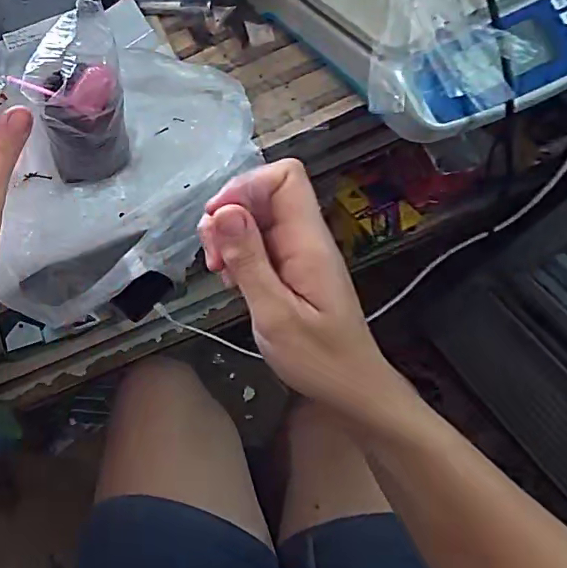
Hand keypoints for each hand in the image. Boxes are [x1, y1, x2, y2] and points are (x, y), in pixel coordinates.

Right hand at [199, 160, 414, 417]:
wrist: (351, 391)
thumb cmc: (319, 360)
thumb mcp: (276, 314)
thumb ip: (248, 261)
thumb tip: (223, 212)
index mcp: (308, 241)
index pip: (285, 176)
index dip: (246, 186)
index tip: (219, 221)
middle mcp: (303, 237)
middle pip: (263, 193)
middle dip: (228, 214)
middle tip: (215, 257)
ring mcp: (296, 251)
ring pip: (254, 217)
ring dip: (227, 236)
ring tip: (220, 271)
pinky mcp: (288, 267)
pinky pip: (256, 241)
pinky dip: (235, 253)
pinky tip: (231, 281)